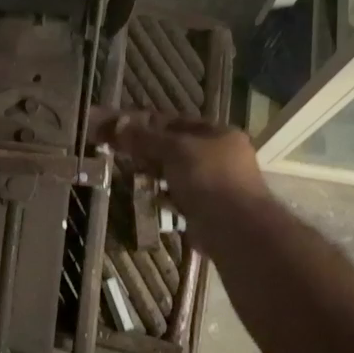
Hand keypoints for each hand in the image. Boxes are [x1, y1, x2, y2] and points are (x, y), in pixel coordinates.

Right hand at [94, 112, 269, 215]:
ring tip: (133, 174)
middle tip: (124, 153)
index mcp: (221, 135)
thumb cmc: (208, 178)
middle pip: (179, 149)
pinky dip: (165, 197)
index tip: (125, 130)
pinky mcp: (209, 211)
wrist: (234, 229)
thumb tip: (119, 125)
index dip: (151, 125)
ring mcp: (218, 186)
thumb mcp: (174, 150)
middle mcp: (223, 157)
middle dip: (152, 152)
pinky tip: (149, 198)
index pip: (180, 123)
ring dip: (157, 175)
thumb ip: (146, 138)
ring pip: (179, 174)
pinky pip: (181, 198)